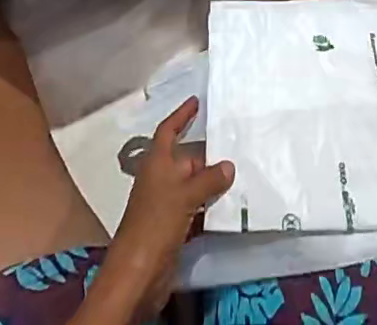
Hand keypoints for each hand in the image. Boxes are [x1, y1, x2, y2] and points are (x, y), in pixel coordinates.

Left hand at [94, 97, 233, 319]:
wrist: (136, 275)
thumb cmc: (156, 224)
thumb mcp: (185, 196)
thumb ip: (209, 178)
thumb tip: (229, 165)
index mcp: (157, 164)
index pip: (168, 131)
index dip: (181, 116)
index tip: (196, 102)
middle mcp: (160, 180)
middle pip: (186, 159)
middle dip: (209, 154)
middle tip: (236, 143)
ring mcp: (166, 204)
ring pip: (194, 185)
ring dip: (213, 181)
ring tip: (240, 171)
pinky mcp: (173, 227)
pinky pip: (196, 208)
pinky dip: (211, 206)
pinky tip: (230, 205)